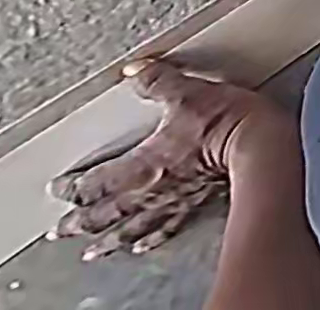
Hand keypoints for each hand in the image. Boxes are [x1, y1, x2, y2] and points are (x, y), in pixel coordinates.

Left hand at [46, 59, 294, 259]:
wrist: (260, 142)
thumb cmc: (225, 120)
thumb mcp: (191, 92)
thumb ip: (159, 80)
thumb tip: (135, 68)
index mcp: (138, 167)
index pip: (91, 184)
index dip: (71, 187)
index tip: (59, 188)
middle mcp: (147, 193)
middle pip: (102, 215)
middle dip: (78, 222)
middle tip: (60, 230)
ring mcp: (171, 203)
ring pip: (128, 230)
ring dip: (107, 241)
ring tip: (92, 251)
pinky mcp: (195, 205)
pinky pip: (166, 228)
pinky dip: (150, 239)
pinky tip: (144, 245)